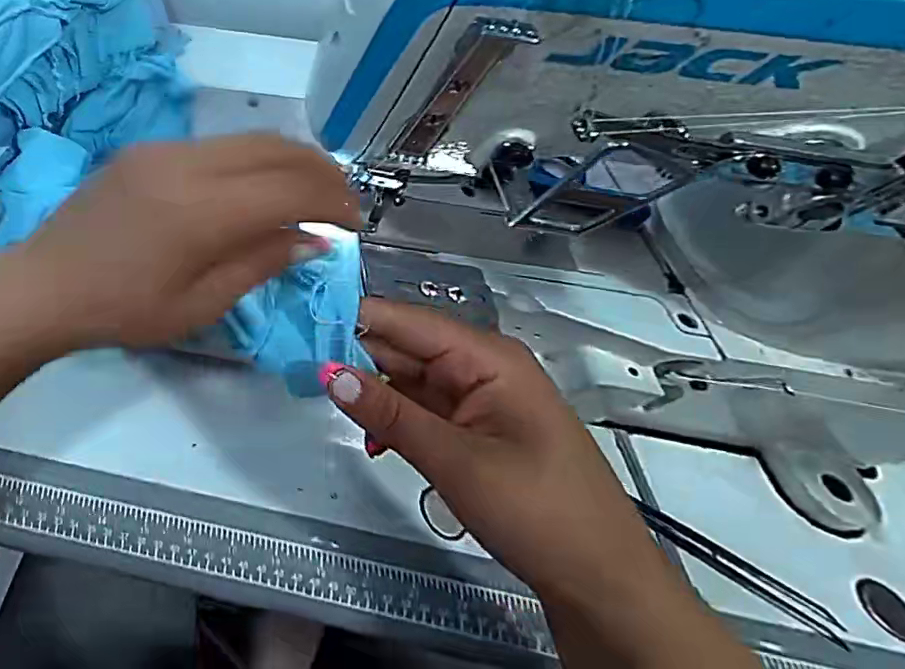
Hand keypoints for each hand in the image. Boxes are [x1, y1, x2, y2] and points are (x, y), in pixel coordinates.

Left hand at [0, 134, 359, 352]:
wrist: (44, 283)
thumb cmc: (122, 309)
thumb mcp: (199, 304)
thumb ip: (260, 262)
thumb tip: (312, 239)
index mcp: (203, 210)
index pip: (290, 190)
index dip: (332, 202)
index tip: (354, 223)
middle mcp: (188, 164)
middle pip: (275, 148)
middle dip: (320, 170)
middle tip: (341, 201)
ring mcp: (164, 149)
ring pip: (247, 139)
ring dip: (287, 159)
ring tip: (309, 190)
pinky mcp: (146, 148)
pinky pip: (215, 145)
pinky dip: (250, 159)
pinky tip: (255, 186)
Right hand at [325, 298, 751, 667]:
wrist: (604, 586)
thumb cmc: (539, 511)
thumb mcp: (456, 460)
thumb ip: (389, 412)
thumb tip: (328, 371)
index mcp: (485, 356)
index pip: (405, 320)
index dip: (353, 318)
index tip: (300, 323)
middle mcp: (480, 365)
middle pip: (404, 346)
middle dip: (355, 356)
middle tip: (300, 367)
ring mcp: (478, 397)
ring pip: (409, 378)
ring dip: (374, 393)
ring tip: (329, 405)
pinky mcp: (475, 427)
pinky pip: (423, 408)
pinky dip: (395, 419)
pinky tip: (375, 440)